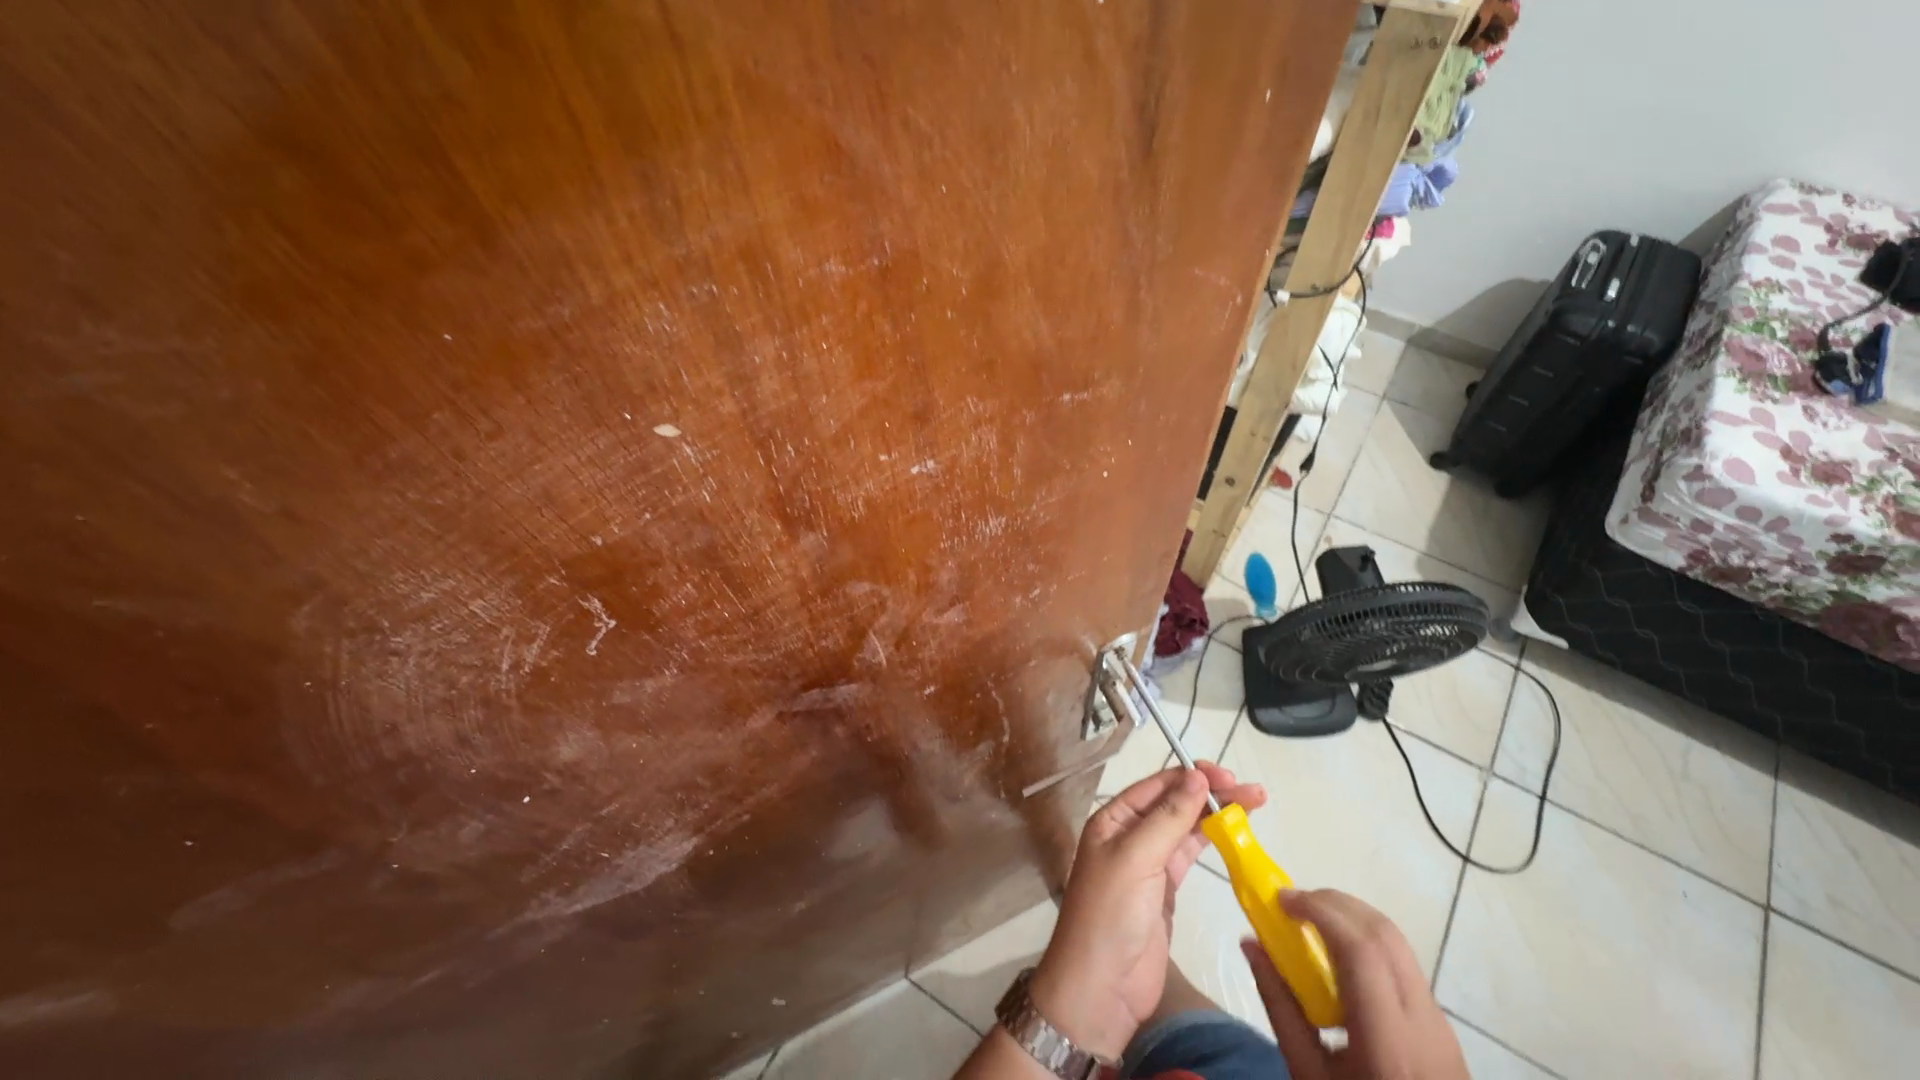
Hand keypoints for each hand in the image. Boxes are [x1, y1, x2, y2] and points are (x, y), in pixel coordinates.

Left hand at [1030, 764, 1266, 1060]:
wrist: (1101, 985)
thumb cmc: (1110, 914)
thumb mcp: (1136, 858)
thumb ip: (1168, 817)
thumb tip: (1196, 776)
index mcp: (1112, 819)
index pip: (1157, 785)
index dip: (1192, 776)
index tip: (1228, 776)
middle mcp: (1129, 835)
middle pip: (1174, 803)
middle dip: (1211, 793)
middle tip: (1253, 791)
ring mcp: (1148, 863)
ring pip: (1186, 827)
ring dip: (1217, 814)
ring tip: (1254, 803)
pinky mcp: (1165, 889)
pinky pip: (1190, 855)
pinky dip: (1212, 842)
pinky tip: (1234, 832)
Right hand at [1243, 889, 1468, 1079]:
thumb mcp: (1307, 1074)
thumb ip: (1279, 1006)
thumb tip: (1251, 945)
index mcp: (1387, 1040)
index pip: (1360, 950)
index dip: (1320, 911)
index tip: (1280, 900)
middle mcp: (1422, 1019)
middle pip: (1383, 933)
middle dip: (1334, 903)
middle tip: (1290, 903)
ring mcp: (1438, 1019)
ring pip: (1397, 942)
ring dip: (1351, 917)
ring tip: (1310, 922)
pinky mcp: (1440, 1021)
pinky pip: (1402, 962)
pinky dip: (1366, 941)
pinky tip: (1337, 956)